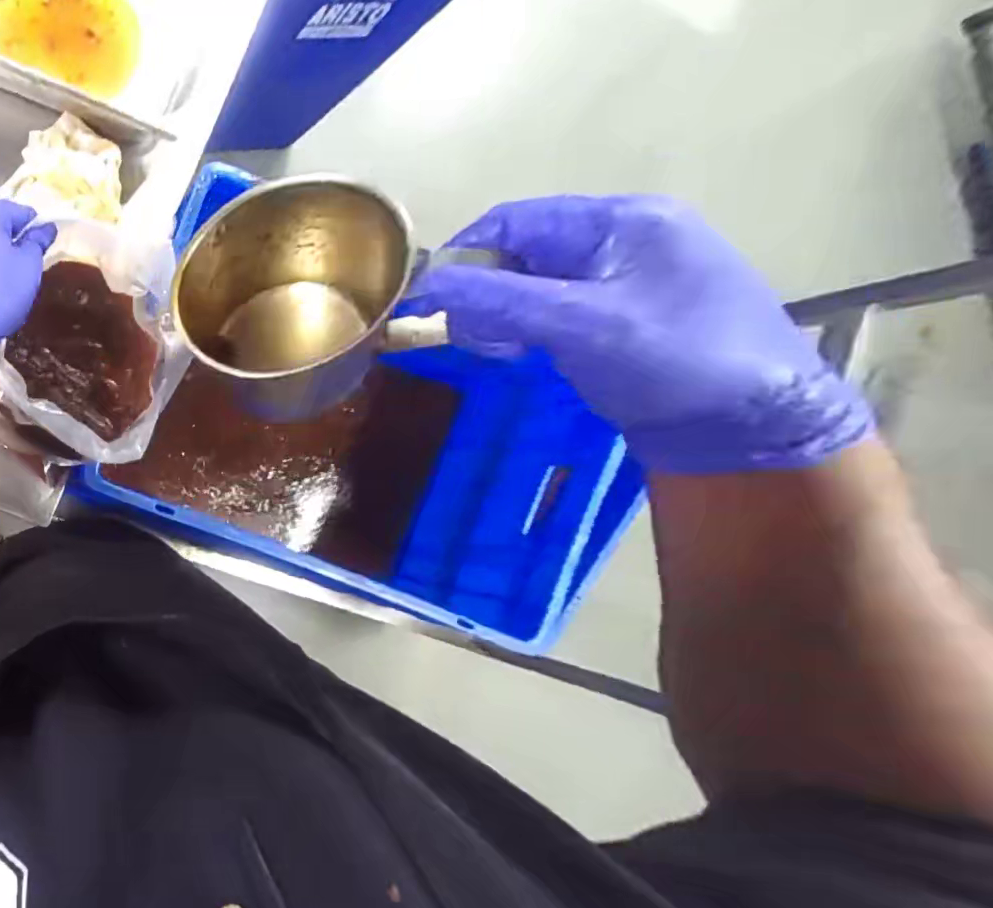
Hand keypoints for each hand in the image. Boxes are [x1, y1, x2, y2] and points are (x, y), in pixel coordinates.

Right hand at [407, 195, 873, 473]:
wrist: (747, 424)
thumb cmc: (671, 361)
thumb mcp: (580, 326)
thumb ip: (498, 301)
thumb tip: (422, 285)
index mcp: (618, 221)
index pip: (510, 222)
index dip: (459, 258)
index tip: (425, 304)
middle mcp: (618, 235)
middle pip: (515, 250)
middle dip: (478, 292)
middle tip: (472, 337)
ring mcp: (617, 274)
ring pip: (524, 281)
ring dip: (496, 313)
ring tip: (502, 350)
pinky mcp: (612, 310)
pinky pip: (544, 305)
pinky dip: (519, 326)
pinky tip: (520, 352)